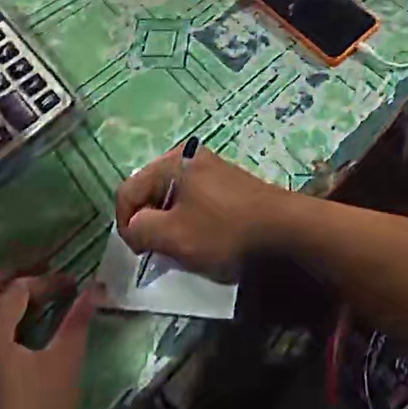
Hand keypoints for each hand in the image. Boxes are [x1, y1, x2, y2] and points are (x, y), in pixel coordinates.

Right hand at [115, 145, 292, 278]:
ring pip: (172, 198)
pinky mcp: (227, 184)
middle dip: (148, 222)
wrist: (282, 228)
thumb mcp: (173, 235)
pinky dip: (189, 220)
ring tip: (181, 248)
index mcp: (174, 161)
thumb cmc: (223, 230)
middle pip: (149, 191)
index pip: (127, 191)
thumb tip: (135, 225)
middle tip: (158, 251)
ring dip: (169, 224)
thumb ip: (140, 229)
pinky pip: (194, 201)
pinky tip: (202, 240)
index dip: (125, 224)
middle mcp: (190, 157)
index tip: (139, 252)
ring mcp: (211, 169)